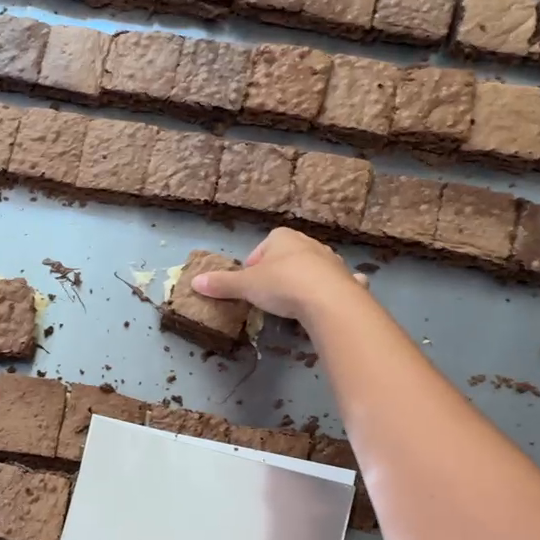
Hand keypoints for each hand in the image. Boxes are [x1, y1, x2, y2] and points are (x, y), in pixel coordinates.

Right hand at [191, 226, 366, 321]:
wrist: (328, 300)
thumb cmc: (281, 284)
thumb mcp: (245, 285)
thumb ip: (222, 284)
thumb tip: (195, 282)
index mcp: (282, 238)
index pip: (263, 246)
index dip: (254, 263)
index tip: (249, 281)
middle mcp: (308, 243)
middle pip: (287, 255)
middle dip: (278, 271)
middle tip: (267, 293)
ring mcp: (330, 260)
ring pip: (311, 266)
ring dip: (302, 279)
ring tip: (291, 301)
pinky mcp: (345, 279)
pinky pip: (335, 281)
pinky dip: (330, 288)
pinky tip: (326, 300)